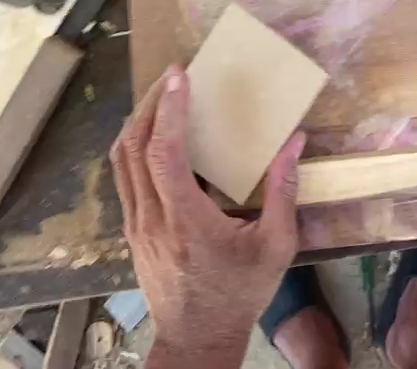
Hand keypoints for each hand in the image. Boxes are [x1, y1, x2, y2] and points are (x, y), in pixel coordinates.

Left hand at [111, 64, 304, 367]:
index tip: (180, 76)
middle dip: (151, 103)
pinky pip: (123, 175)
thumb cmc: (240, 293)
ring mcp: (136, 224)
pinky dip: (134, 144)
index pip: (164, 154)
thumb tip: (295, 142)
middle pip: (134, 147)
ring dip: (139, 120)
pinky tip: (153, 133)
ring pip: (121, 159)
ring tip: (161, 95)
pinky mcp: (132, 229)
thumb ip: (284, 192)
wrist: (197, 341)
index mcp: (186, 221)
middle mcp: (152, 218)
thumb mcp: (276, 248)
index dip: (169, 110)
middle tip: (172, 75)